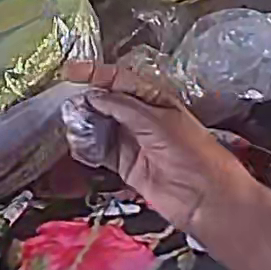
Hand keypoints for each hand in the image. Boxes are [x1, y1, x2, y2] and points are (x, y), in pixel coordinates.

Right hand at [60, 62, 252, 231]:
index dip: (95, 73)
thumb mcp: (158, 122)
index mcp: (153, 98)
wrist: (206, 198)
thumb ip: (124, 107)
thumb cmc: (190, 152)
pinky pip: (100, 151)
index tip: (70, 71)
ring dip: (83, 122)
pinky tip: (76, 144)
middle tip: (64, 100)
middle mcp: (140, 116)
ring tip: (68, 121)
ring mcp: (131, 140)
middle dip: (85, 98)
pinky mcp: (125, 164)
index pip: (119, 79)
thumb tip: (93, 95)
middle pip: (106, 101)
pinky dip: (86, 147)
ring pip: (99, 125)